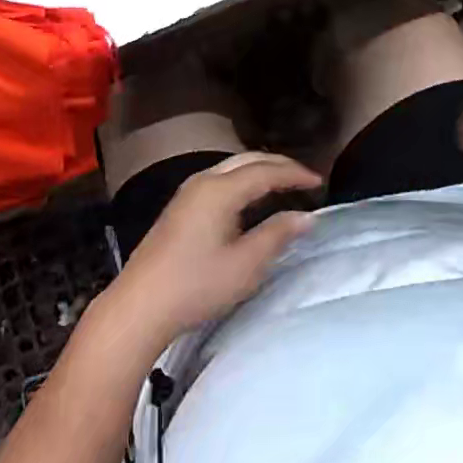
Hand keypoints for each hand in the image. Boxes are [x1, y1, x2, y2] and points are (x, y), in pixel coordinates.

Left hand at [94, 153, 320, 347]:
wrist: (142, 302)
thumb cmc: (197, 285)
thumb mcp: (246, 264)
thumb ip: (277, 234)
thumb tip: (305, 216)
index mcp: (219, 190)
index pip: (265, 171)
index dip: (295, 173)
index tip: (320, 181)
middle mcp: (201, 182)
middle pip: (246, 160)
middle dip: (277, 164)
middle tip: (305, 178)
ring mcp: (186, 192)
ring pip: (230, 167)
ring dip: (258, 170)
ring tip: (284, 184)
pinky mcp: (179, 206)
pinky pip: (218, 179)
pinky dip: (241, 180)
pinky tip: (250, 198)